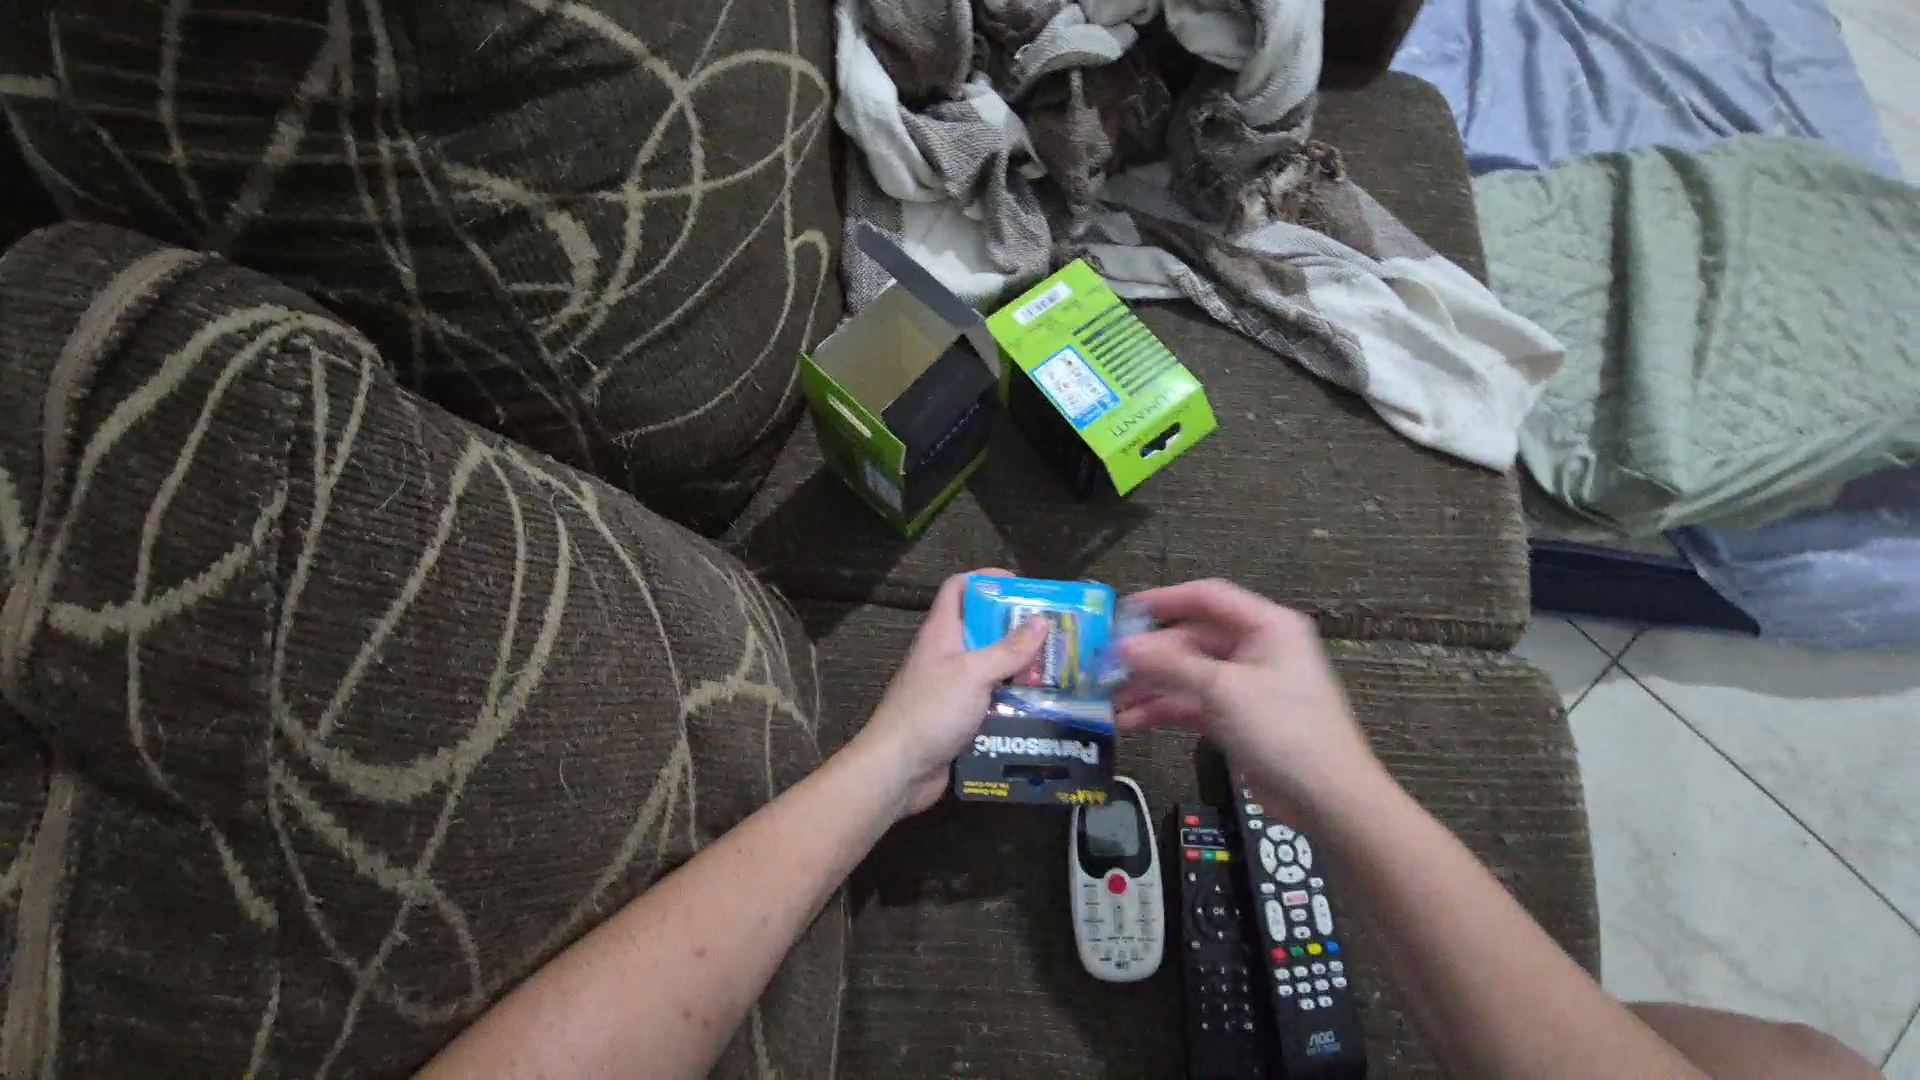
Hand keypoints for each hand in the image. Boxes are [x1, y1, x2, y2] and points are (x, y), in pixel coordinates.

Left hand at [852, 569, 1049, 818]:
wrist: (897, 769)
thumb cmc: (930, 711)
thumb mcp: (973, 674)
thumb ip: (1008, 649)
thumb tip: (1041, 620)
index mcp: (942, 632)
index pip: (959, 588)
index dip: (987, 579)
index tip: (1022, 586)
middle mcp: (946, 654)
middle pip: (983, 628)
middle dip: (1017, 627)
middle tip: (1055, 632)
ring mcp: (952, 687)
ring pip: (991, 666)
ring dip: (1020, 666)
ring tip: (1059, 668)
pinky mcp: (959, 717)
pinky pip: (992, 699)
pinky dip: (1014, 700)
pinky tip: (1043, 706)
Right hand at [1115, 580, 1380, 809]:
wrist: (1328, 799)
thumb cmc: (1285, 730)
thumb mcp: (1223, 690)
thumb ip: (1169, 664)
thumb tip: (1122, 646)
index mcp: (1266, 626)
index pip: (1207, 597)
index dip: (1164, 601)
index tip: (1123, 612)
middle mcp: (1256, 648)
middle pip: (1191, 639)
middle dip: (1149, 655)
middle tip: (1106, 667)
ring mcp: (1245, 684)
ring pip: (1187, 674)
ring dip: (1150, 686)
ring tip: (1110, 701)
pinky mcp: (1237, 717)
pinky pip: (1192, 703)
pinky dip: (1164, 710)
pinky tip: (1130, 721)